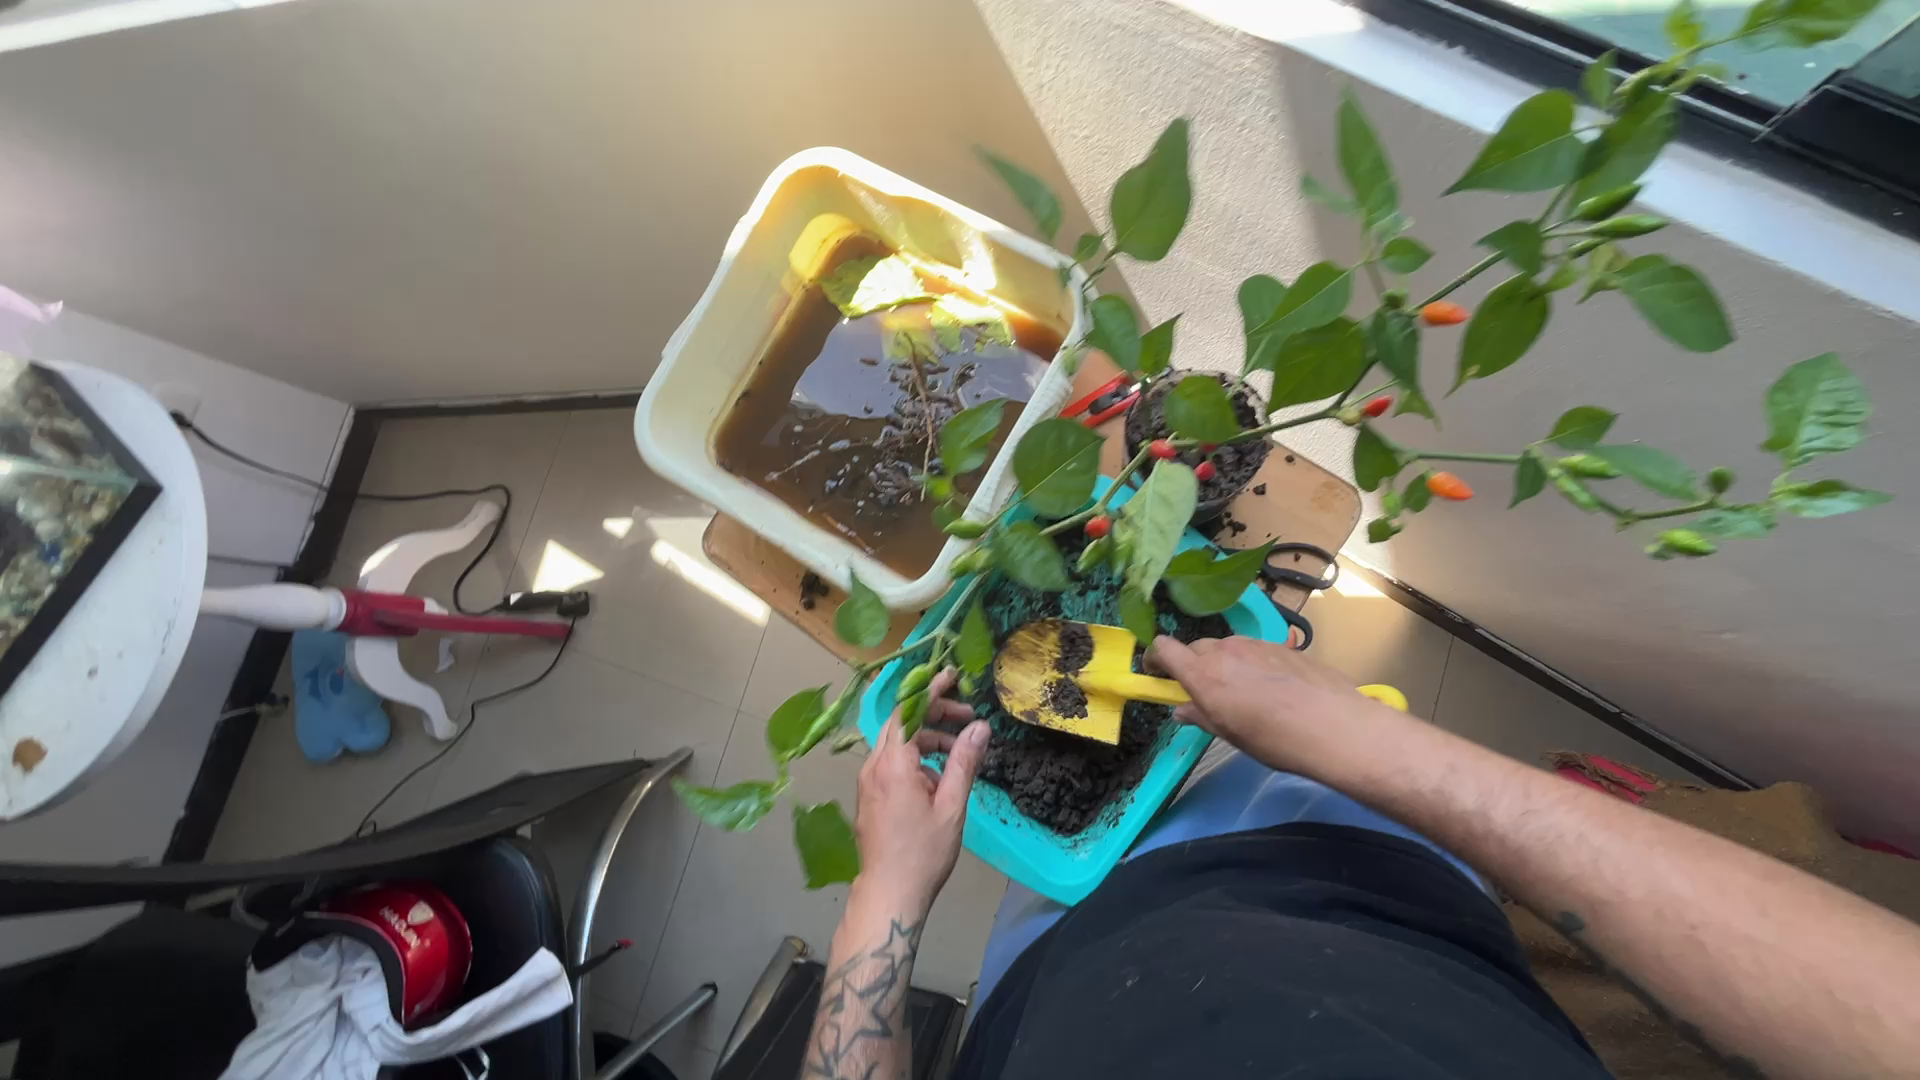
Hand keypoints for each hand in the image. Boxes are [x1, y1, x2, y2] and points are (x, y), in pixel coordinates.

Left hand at [851, 668, 989, 914]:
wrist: (888, 894)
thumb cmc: (924, 852)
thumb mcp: (952, 805)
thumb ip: (964, 761)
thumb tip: (981, 727)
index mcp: (894, 764)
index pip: (909, 711)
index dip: (931, 690)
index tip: (952, 676)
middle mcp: (874, 766)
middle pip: (902, 723)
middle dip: (934, 713)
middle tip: (967, 717)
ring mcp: (867, 781)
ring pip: (897, 743)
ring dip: (926, 737)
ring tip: (958, 750)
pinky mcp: (868, 795)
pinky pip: (891, 762)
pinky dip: (915, 756)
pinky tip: (937, 775)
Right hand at [1146, 635, 1367, 774]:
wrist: (1335, 727)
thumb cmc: (1274, 739)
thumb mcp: (1230, 734)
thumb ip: (1201, 716)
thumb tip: (1182, 709)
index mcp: (1202, 673)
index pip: (1164, 648)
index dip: (1156, 659)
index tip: (1157, 673)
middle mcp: (1224, 650)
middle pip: (1196, 647)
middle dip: (1193, 664)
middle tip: (1205, 690)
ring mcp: (1255, 644)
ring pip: (1228, 647)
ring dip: (1225, 663)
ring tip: (1244, 690)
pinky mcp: (1283, 646)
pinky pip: (1256, 650)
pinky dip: (1253, 663)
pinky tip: (1274, 687)